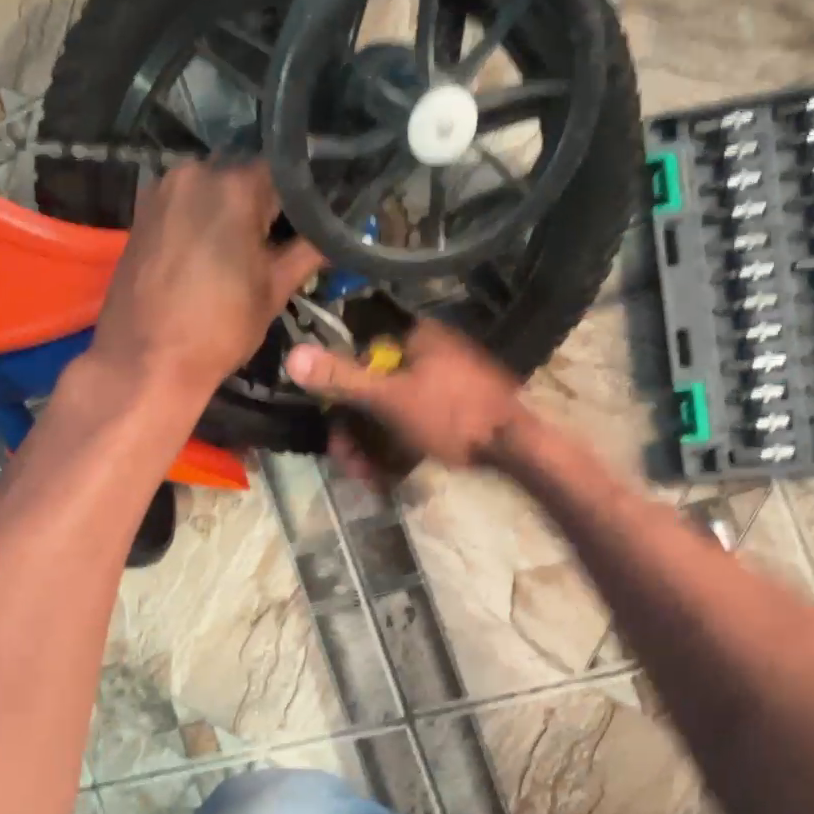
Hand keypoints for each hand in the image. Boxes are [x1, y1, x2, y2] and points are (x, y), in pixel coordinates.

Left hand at [88, 161, 323, 396]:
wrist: (147, 361)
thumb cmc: (219, 328)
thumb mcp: (274, 290)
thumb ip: (308, 251)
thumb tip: (339, 232)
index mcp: (235, 185)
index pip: (285, 171)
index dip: (303, 194)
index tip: (314, 216)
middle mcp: (196, 173)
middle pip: (244, 176)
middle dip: (264, 201)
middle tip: (280, 237)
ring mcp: (162, 190)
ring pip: (212, 188)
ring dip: (230, 209)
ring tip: (246, 247)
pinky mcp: (141, 211)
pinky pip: (184, 203)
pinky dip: (202, 218)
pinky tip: (212, 251)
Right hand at [285, 319, 525, 471]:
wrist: (520, 448)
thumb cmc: (452, 414)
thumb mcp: (390, 398)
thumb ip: (342, 378)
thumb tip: (293, 355)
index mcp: (417, 336)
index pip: (361, 356)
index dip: (339, 396)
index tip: (332, 430)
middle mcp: (432, 352)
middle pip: (376, 389)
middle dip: (356, 431)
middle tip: (351, 464)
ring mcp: (447, 381)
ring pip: (395, 410)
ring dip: (374, 445)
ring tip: (368, 477)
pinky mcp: (459, 408)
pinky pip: (417, 422)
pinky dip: (400, 445)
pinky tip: (390, 474)